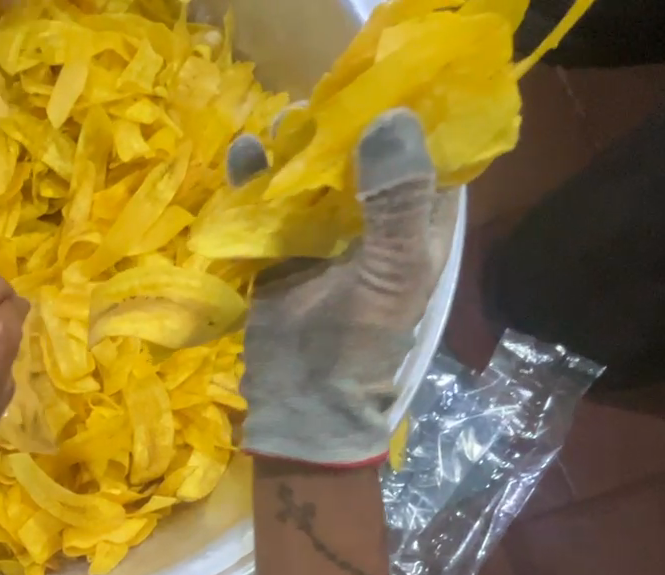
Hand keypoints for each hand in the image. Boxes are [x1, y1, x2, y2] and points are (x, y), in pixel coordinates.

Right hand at [232, 108, 439, 467]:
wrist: (303, 402)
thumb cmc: (360, 344)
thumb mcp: (392, 270)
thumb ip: (393, 199)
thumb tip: (387, 118)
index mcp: (414, 228)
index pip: (421, 156)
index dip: (406, 116)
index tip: (381, 81)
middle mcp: (369, 229)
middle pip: (357, 164)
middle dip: (338, 130)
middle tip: (320, 101)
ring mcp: (319, 245)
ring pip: (308, 186)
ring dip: (293, 154)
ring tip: (280, 123)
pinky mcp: (276, 262)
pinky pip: (265, 217)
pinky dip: (252, 189)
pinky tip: (242, 157)